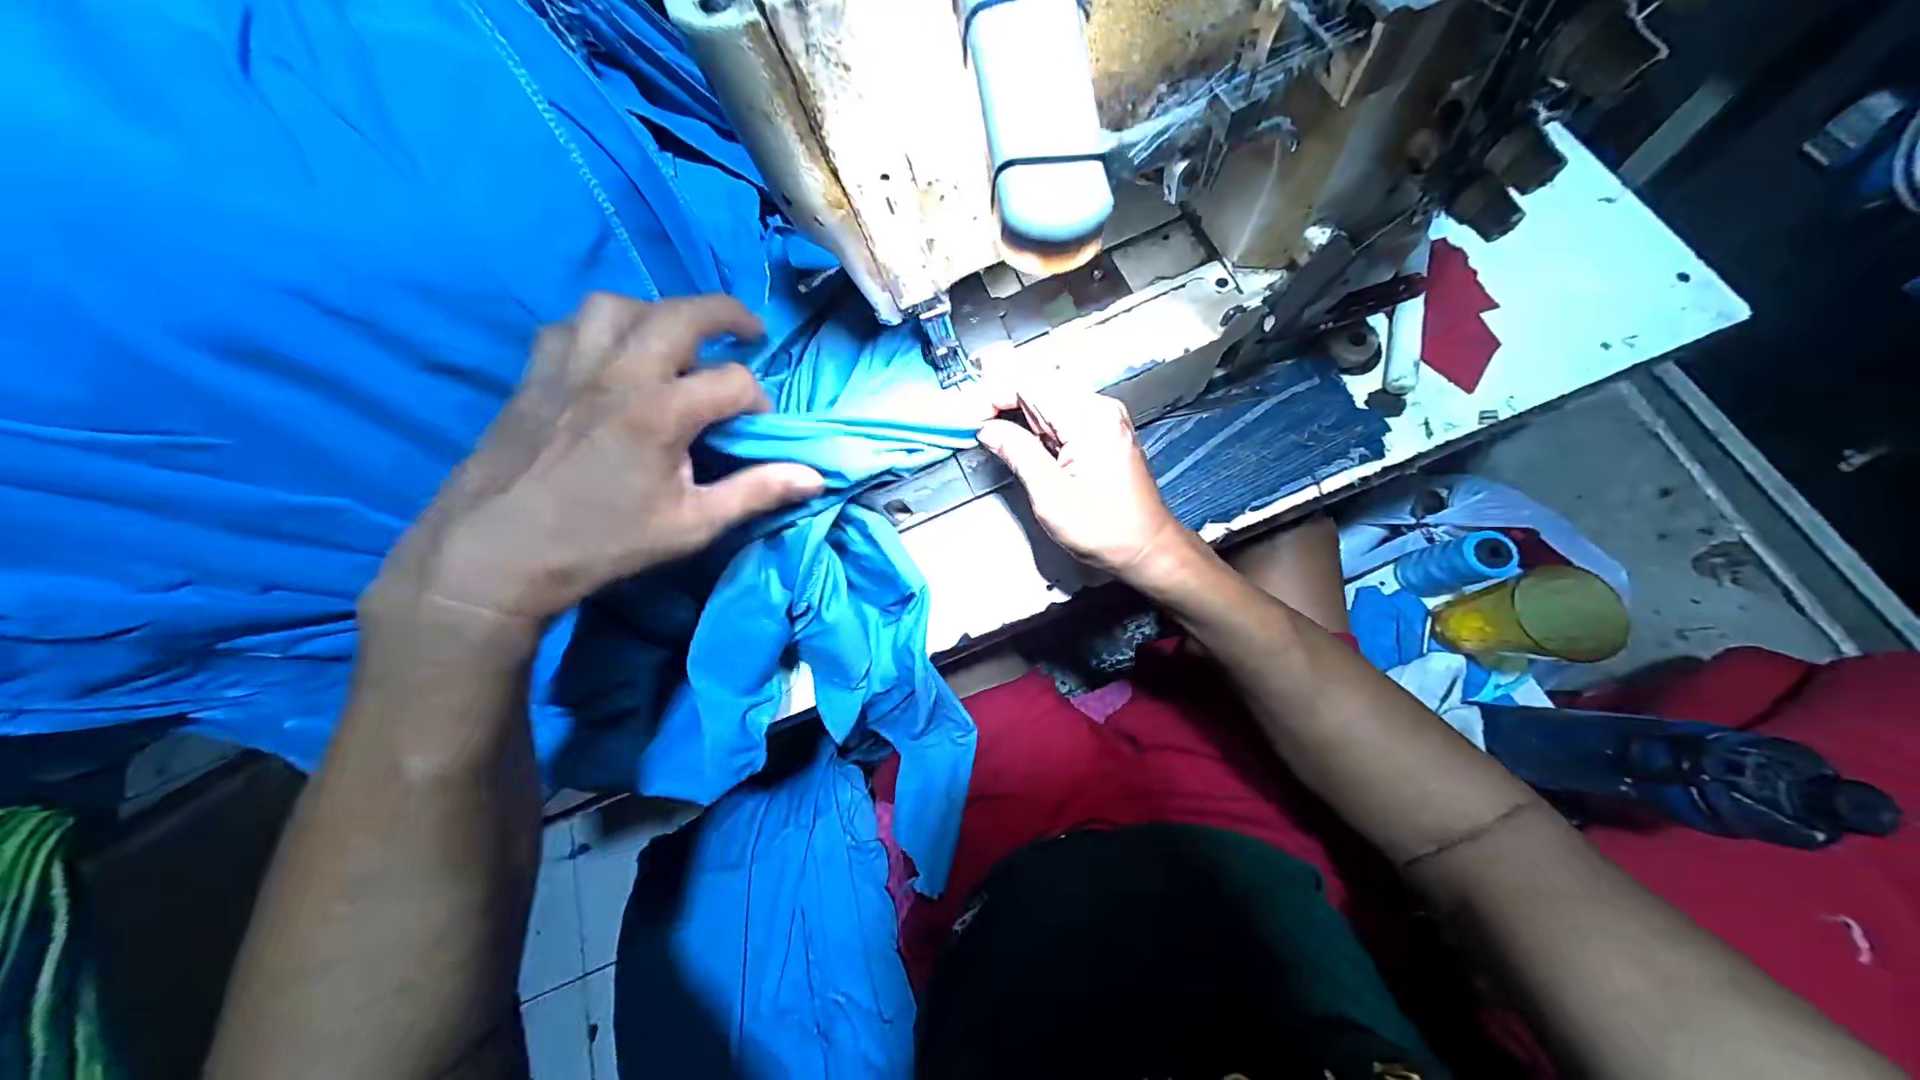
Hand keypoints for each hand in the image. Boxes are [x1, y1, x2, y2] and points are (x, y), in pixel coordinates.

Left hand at [364, 293, 824, 638]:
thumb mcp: (691, 526)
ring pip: (617, 305)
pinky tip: (609, 354)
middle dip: (726, 314)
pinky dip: (599, 327)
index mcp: (660, 411)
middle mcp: (617, 372)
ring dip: (656, 312)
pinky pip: (569, 325)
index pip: (733, 381)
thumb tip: (814, 476)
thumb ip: (755, 492)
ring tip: (673, 337)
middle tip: (748, 330)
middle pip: (682, 314)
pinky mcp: (534, 375)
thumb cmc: (601, 543)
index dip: (758, 400)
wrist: (496, 553)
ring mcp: (570, 367)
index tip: (757, 427)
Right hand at [976, 382, 1198, 588]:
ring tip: (991, 434)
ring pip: (1048, 399)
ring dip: (1017, 413)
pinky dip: (1036, 424)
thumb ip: (1018, 453)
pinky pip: (1062, 415)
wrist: (1148, 548)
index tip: (969, 419)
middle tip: (974, 426)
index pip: (1030, 384)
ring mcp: (1103, 419)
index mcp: (1089, 418)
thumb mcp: (1051, 495)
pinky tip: (1021, 440)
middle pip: (1038, 386)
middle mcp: (1100, 408)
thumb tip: (988, 429)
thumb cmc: (1106, 530)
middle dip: (1002, 402)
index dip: (993, 396)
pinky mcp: (1102, 432)